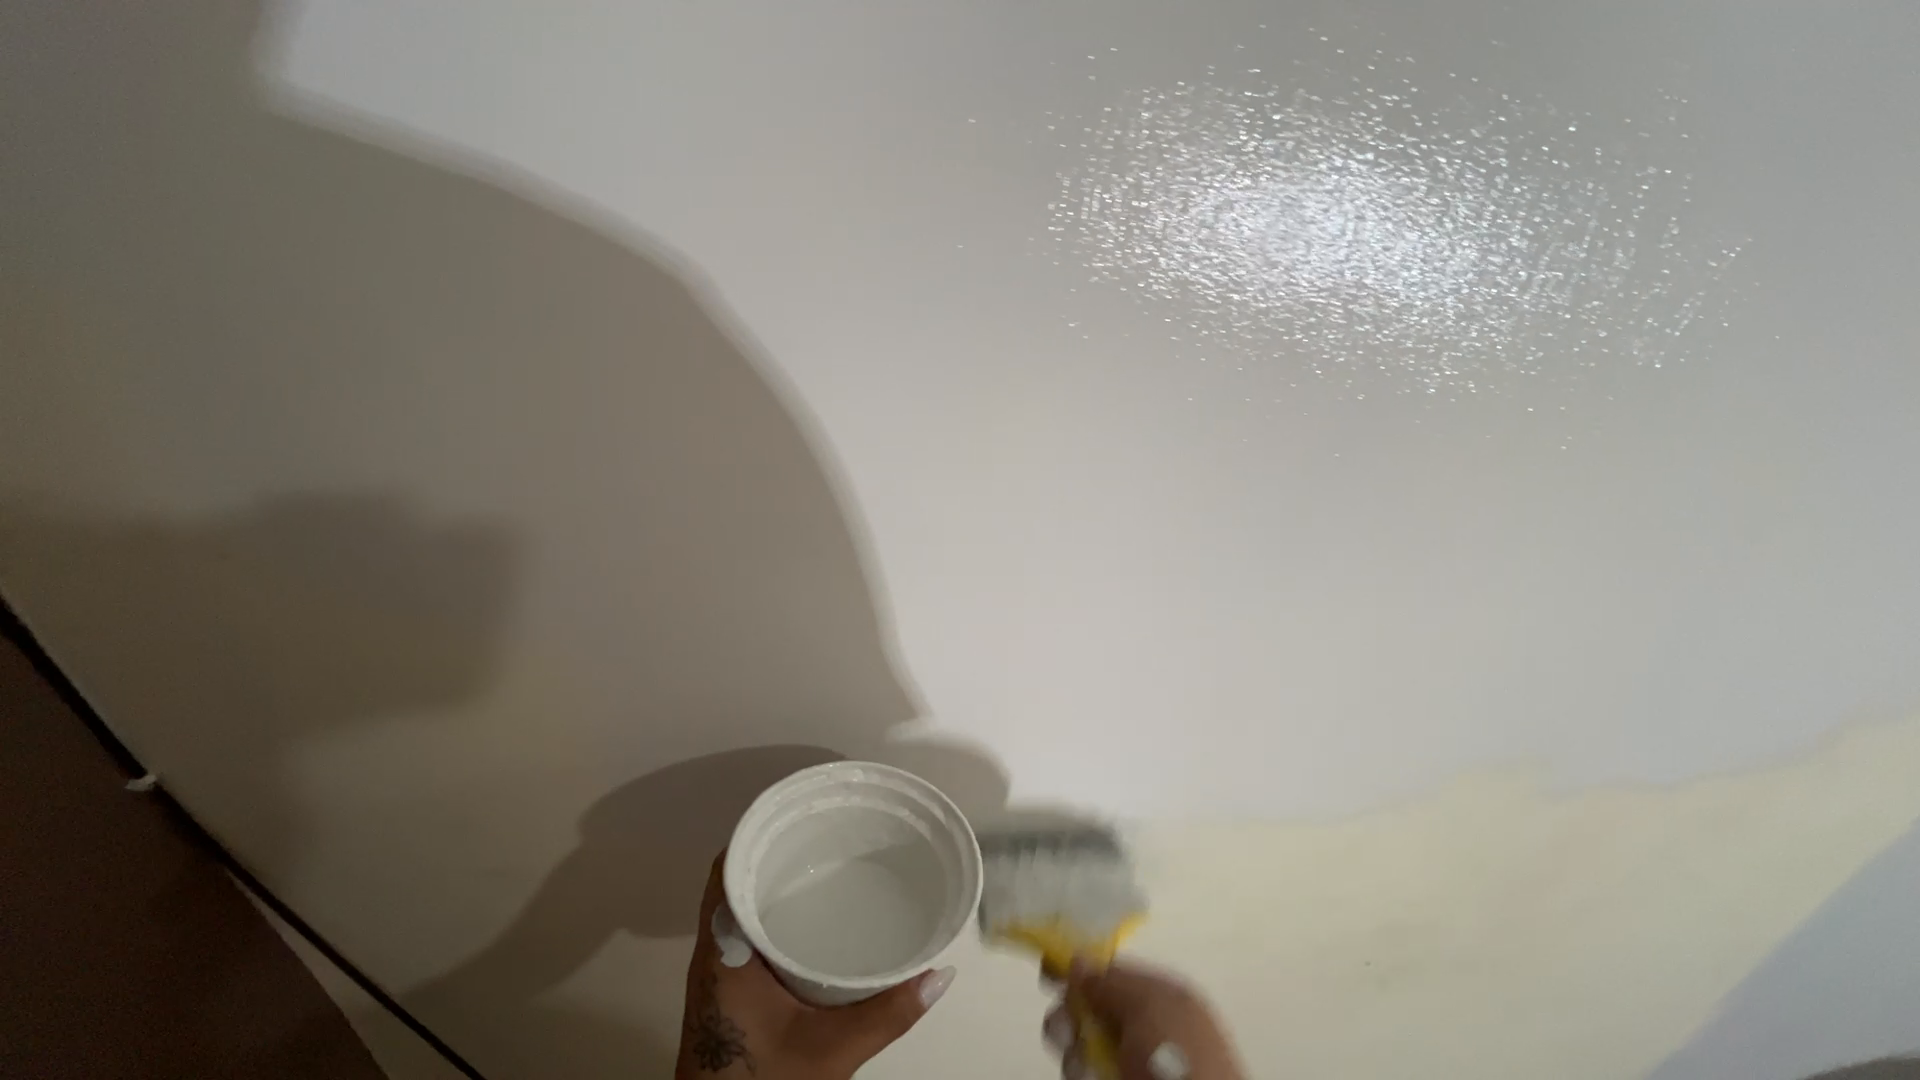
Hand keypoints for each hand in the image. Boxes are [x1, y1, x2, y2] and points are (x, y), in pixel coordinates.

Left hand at [675, 853, 956, 1079]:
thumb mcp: (830, 1051)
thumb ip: (887, 1013)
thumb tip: (940, 974)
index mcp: (724, 951)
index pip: (724, 870)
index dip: (755, 835)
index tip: (796, 817)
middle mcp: (712, 952)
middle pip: (733, 879)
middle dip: (774, 851)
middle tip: (824, 835)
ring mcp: (716, 970)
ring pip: (738, 904)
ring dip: (772, 881)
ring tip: (823, 863)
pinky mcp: (726, 988)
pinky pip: (745, 929)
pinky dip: (772, 911)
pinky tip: (810, 915)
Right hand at [1043, 960, 1246, 1079]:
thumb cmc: (1179, 1064)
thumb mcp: (1151, 1007)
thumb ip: (1110, 982)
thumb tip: (1077, 961)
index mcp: (1160, 999)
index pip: (1110, 973)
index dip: (1078, 971)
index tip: (1047, 975)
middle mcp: (1142, 1030)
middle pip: (1087, 1008)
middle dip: (1069, 1016)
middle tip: (1068, 1031)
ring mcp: (1127, 1066)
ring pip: (1078, 1047)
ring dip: (1075, 1054)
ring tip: (1090, 1070)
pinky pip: (1082, 1073)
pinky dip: (1080, 1075)